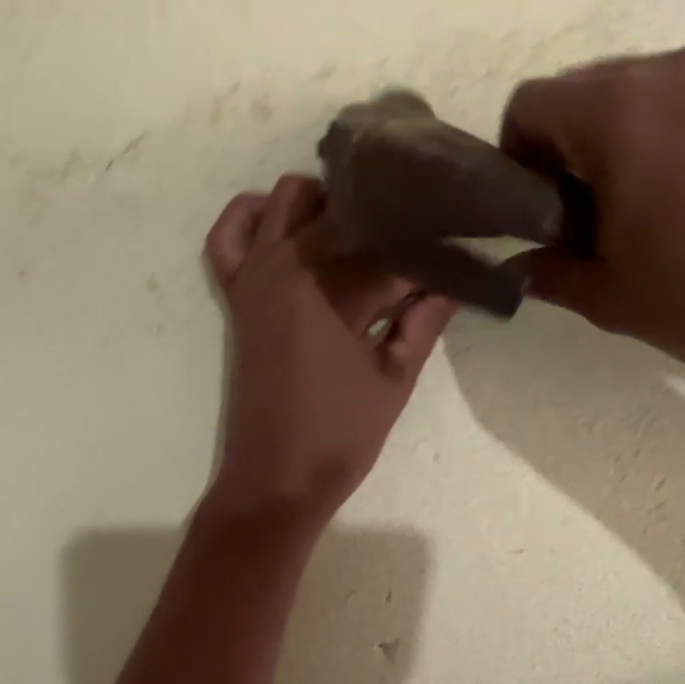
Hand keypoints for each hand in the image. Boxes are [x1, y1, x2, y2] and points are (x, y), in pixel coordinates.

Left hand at [203, 175, 454, 526]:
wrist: (275, 481)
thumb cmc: (339, 436)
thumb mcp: (394, 381)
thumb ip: (423, 323)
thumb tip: (451, 282)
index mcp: (331, 286)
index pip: (388, 245)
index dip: (424, 249)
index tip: (454, 248)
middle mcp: (287, 264)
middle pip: (343, 212)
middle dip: (384, 220)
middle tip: (419, 239)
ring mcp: (254, 276)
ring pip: (287, 200)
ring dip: (327, 204)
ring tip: (365, 233)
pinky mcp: (236, 296)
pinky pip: (230, 234)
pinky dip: (255, 216)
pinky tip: (289, 227)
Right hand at [502, 48, 684, 383]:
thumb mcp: (615, 299)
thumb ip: (550, 274)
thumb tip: (517, 268)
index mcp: (619, 111)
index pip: (529, 107)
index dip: (514, 164)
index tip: (536, 220)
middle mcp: (672, 73)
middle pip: (582, 95)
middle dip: (565, 157)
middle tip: (586, 230)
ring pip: (638, 102)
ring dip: (617, 153)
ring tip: (644, 227)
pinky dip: (668, 149)